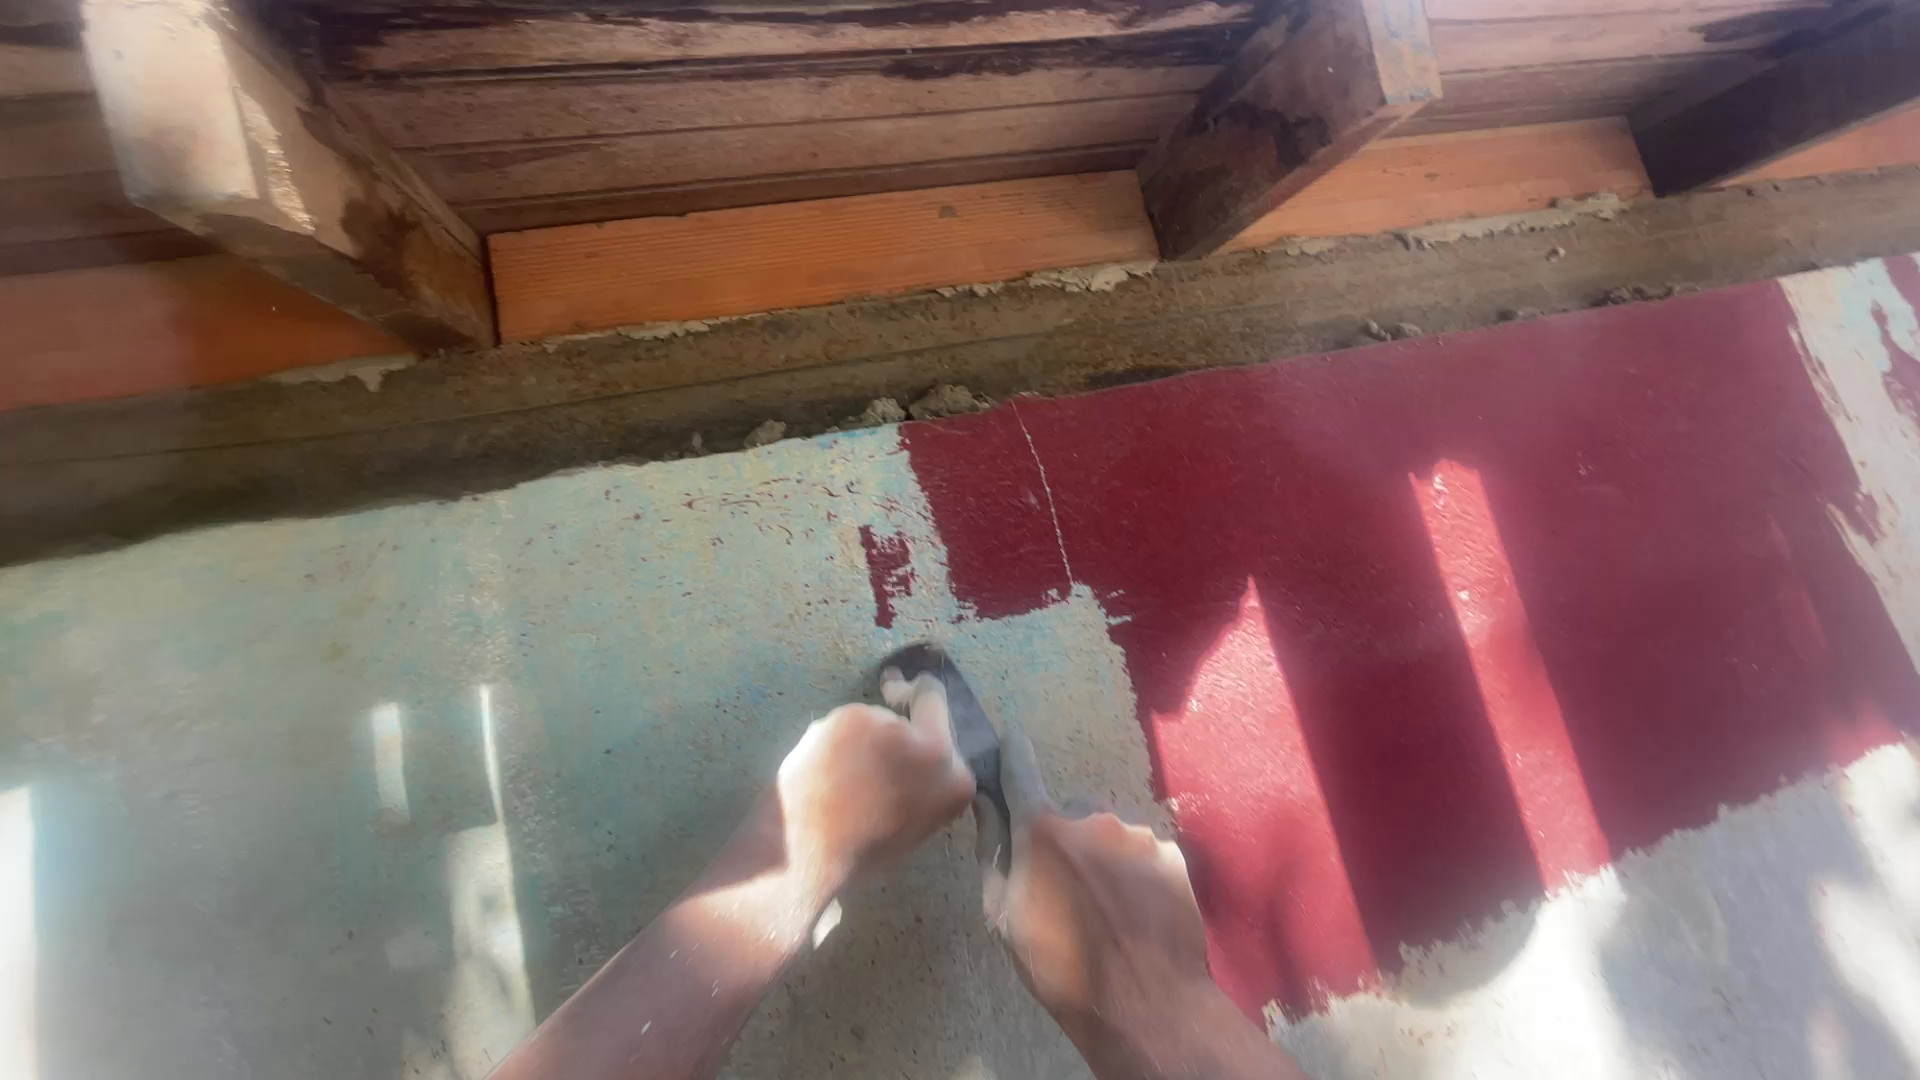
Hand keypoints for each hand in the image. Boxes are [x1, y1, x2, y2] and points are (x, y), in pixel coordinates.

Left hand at [773, 671, 975, 893]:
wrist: (808, 851)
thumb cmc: (860, 850)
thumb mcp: (917, 824)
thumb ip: (928, 784)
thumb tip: (915, 756)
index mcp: (957, 781)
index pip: (951, 735)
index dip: (929, 727)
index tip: (911, 718)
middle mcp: (935, 748)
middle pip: (920, 710)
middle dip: (899, 723)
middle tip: (875, 754)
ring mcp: (895, 727)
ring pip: (880, 719)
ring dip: (865, 736)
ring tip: (842, 773)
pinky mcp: (855, 715)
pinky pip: (849, 720)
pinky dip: (836, 736)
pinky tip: (824, 764)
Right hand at [974, 724, 1209, 1039]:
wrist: (1149, 1007)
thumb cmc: (1060, 967)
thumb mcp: (1004, 916)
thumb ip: (992, 850)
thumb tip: (986, 802)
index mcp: (1042, 827)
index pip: (1019, 768)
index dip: (1011, 751)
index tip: (1009, 738)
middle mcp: (1090, 815)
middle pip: (1068, 810)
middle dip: (1064, 835)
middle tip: (1067, 884)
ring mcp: (1134, 832)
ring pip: (1107, 830)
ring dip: (1102, 853)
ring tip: (1108, 905)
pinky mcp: (1169, 852)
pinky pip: (1141, 849)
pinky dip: (1134, 869)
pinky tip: (1137, 908)